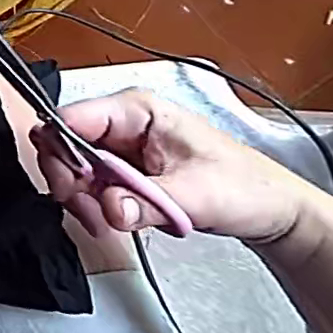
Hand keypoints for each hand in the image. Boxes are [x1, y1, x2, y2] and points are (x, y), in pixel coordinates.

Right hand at [37, 89, 332, 250]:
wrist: (270, 208)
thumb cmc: (246, 187)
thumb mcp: (199, 196)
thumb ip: (149, 203)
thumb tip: (110, 207)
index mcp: (137, 110)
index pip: (71, 119)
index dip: (62, 152)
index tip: (74, 188)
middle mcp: (122, 123)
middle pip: (63, 143)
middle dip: (69, 181)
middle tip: (91, 213)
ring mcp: (119, 146)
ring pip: (70, 166)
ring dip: (80, 198)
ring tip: (109, 222)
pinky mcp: (121, 169)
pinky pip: (88, 183)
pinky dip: (91, 205)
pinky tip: (112, 220)